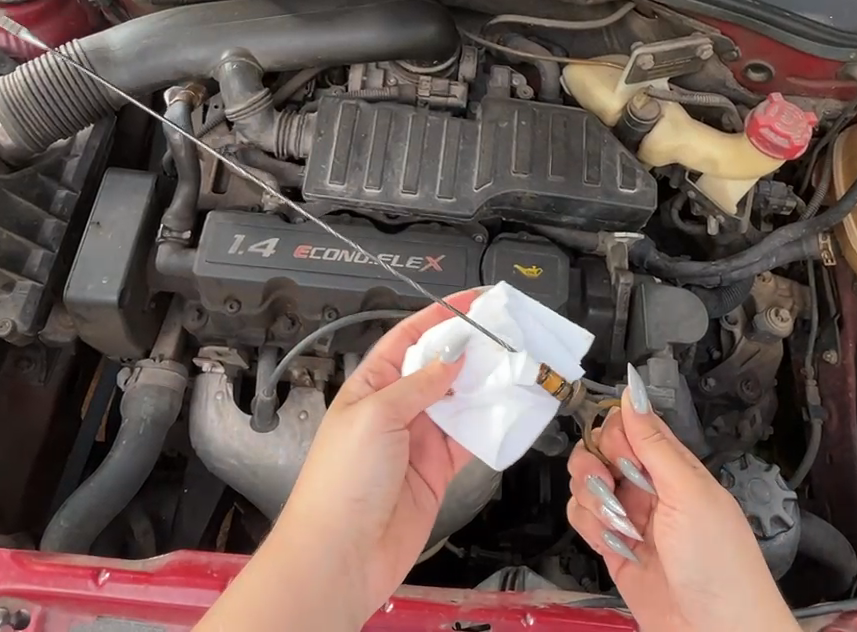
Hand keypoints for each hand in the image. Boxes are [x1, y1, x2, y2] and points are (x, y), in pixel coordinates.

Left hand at [195, 291, 480, 630]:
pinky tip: (509, 410)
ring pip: (459, 399)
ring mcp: (419, 437)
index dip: (441, 315)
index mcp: (372, 383)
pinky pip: (469, 438)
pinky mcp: (437, 468)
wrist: (341, 555)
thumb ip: (419, 384)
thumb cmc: (341, 480)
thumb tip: (452, 356)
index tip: (474, 300)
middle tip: (505, 332)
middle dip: (470, 348)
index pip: (410, 337)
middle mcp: (396, 405)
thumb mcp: (377, 415)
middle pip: (439, 365)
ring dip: (485, 384)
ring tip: (515, 365)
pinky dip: (489, 425)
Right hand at [567, 366, 802, 631]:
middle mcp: (649, 487)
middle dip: (595, 465)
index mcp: (672, 466)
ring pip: (586, 482)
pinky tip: (612, 542)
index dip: (616, 436)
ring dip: (592, 498)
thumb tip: (633, 388)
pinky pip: (582, 518)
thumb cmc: (722, 566)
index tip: (624, 458)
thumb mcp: (689, 493)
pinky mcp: (614, 548)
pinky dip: (588, 525)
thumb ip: (654, 441)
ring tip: (617, 525)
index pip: (627, 425)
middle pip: (599, 450)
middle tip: (614, 489)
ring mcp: (630, 518)